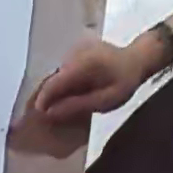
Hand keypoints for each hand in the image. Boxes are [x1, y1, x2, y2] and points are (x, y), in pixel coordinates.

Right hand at [31, 38, 160, 123]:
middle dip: (44, 100)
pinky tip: (61, 98)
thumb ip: (77, 106)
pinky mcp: (70, 56)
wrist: (136, 59)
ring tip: (51, 110)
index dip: (41, 103)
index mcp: (83, 65)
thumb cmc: (124, 82)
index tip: (36, 119)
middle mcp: (73, 56)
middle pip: (49, 82)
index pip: (52, 84)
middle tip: (42, 118)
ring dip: (50, 95)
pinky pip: (57, 75)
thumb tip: (49, 113)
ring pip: (51, 79)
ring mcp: (71, 54)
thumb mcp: (106, 100)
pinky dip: (56, 88)